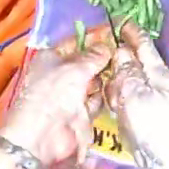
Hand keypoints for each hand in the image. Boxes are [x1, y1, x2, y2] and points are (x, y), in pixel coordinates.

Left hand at [0, 26, 113, 168]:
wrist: (44, 135)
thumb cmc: (53, 93)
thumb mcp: (75, 68)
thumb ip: (94, 56)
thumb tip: (106, 46)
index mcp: (51, 57)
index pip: (76, 42)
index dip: (94, 37)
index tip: (115, 33)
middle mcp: (60, 74)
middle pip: (87, 62)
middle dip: (103, 59)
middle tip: (125, 52)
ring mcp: (70, 95)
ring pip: (94, 81)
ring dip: (106, 77)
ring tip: (125, 70)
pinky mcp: (81, 113)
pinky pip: (97, 100)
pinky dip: (105, 96)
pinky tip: (118, 90)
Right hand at [104, 23, 168, 168]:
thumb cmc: (156, 125)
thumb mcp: (136, 93)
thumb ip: (127, 71)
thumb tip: (121, 51)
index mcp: (157, 71)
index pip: (143, 44)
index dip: (131, 31)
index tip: (119, 20)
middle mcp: (155, 81)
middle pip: (133, 61)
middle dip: (120, 58)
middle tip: (104, 58)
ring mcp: (152, 99)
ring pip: (128, 80)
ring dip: (117, 82)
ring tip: (111, 93)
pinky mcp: (146, 116)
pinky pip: (128, 99)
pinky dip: (120, 99)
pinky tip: (116, 108)